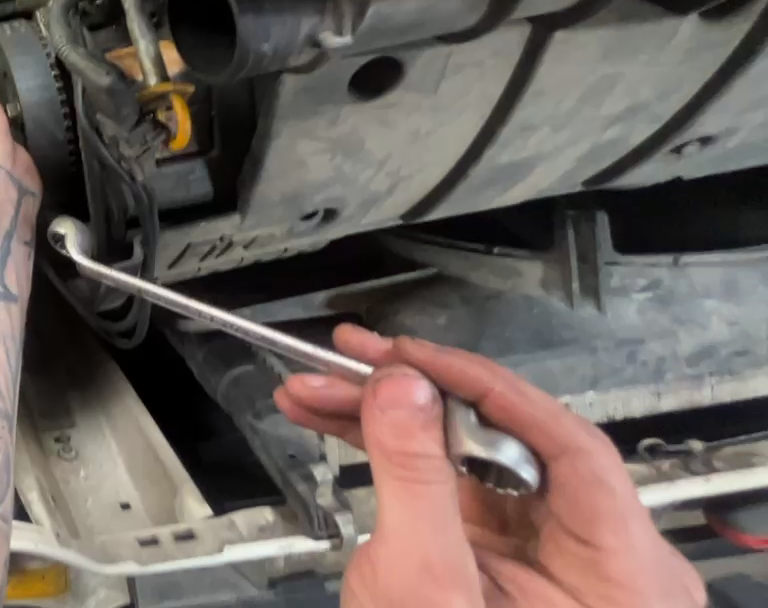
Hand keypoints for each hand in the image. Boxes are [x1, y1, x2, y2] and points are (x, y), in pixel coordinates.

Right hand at [274, 324, 703, 607]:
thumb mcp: (423, 578)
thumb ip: (412, 475)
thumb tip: (400, 382)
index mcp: (623, 574)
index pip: (568, 445)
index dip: (481, 385)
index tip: (404, 354)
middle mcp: (597, 553)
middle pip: (502, 437)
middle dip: (407, 394)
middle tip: (343, 359)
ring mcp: (544, 546)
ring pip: (460, 445)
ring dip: (377, 413)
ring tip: (309, 391)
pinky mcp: (495, 541)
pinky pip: (439, 469)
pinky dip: (380, 441)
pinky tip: (324, 419)